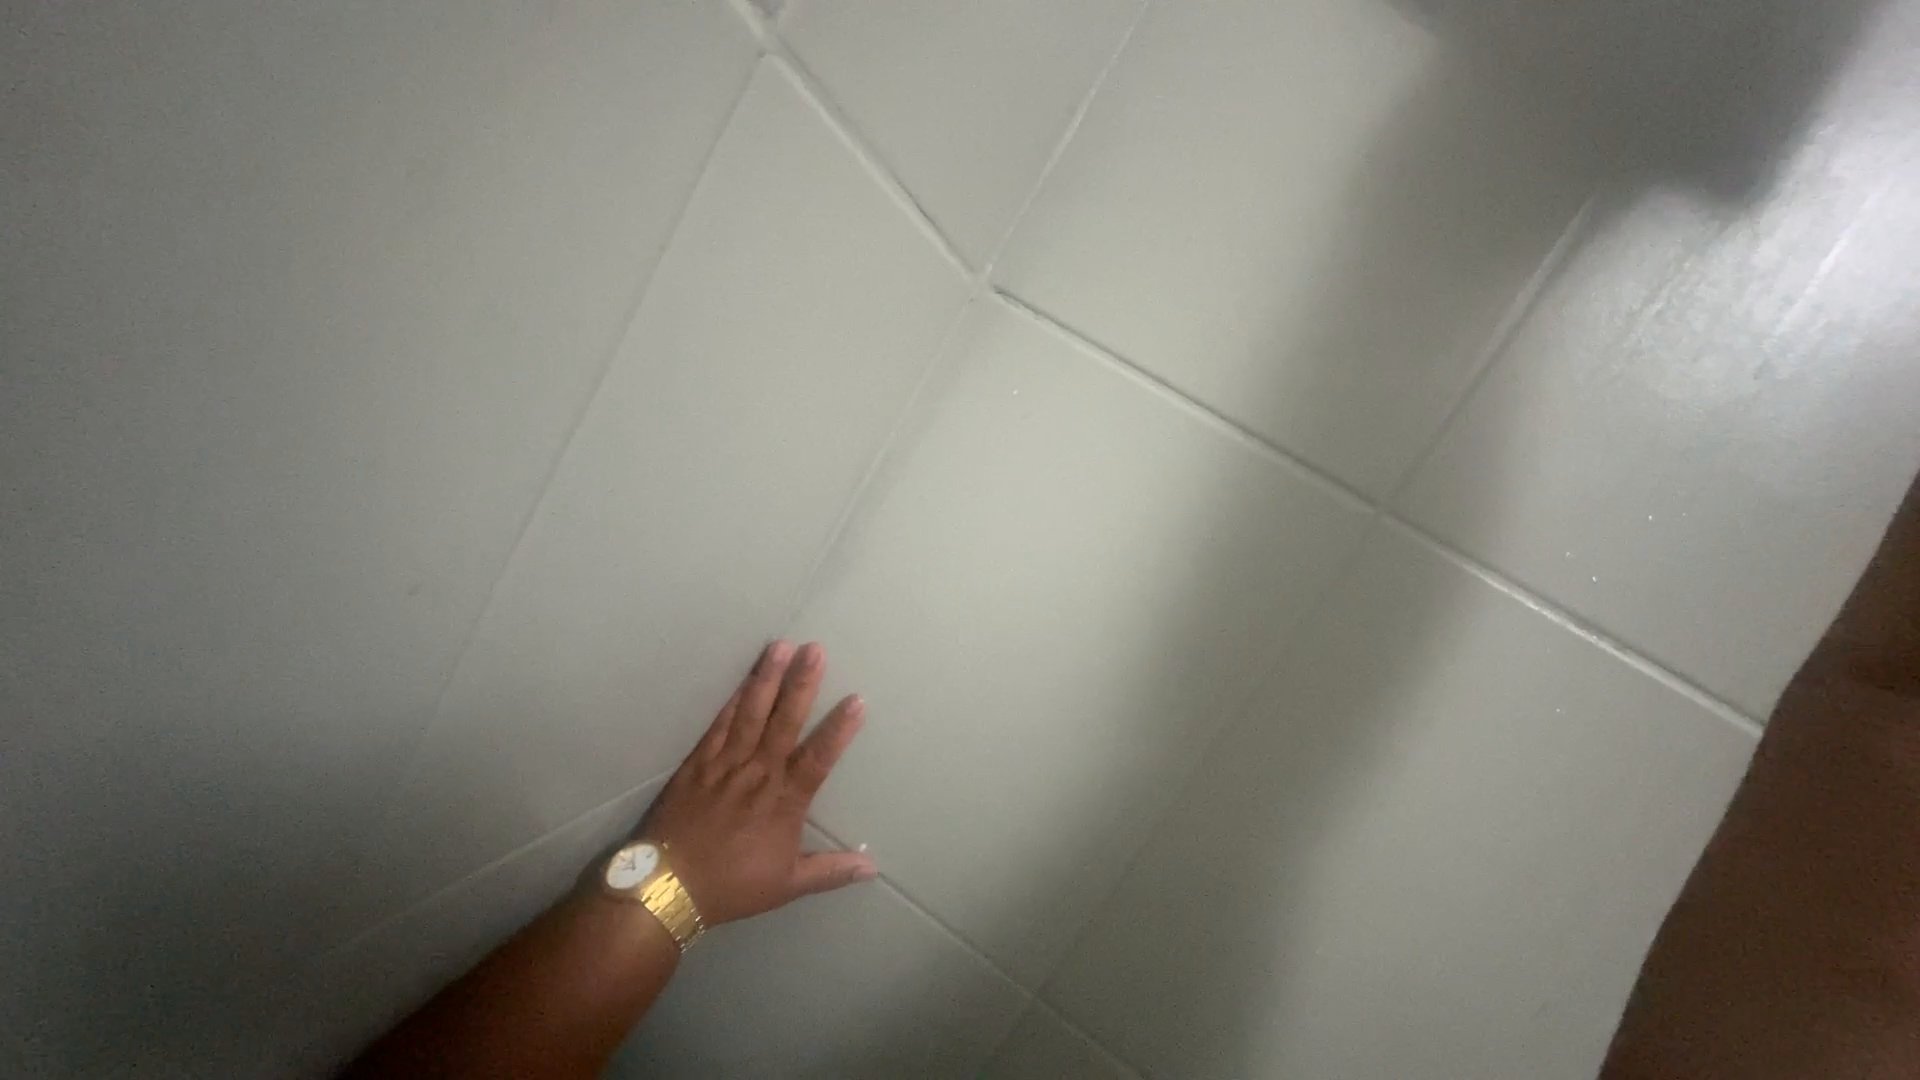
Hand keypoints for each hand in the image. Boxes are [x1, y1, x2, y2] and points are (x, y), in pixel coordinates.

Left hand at [635, 640, 874, 924]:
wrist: (666, 889)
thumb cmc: (732, 886)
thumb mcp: (787, 885)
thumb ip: (831, 870)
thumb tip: (873, 866)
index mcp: (784, 802)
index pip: (818, 758)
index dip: (838, 729)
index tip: (856, 700)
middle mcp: (758, 775)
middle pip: (784, 722)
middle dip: (801, 684)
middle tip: (814, 649)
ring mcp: (726, 765)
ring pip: (751, 715)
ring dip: (767, 679)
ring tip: (780, 646)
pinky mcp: (698, 763)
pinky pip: (718, 725)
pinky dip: (732, 700)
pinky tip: (744, 678)